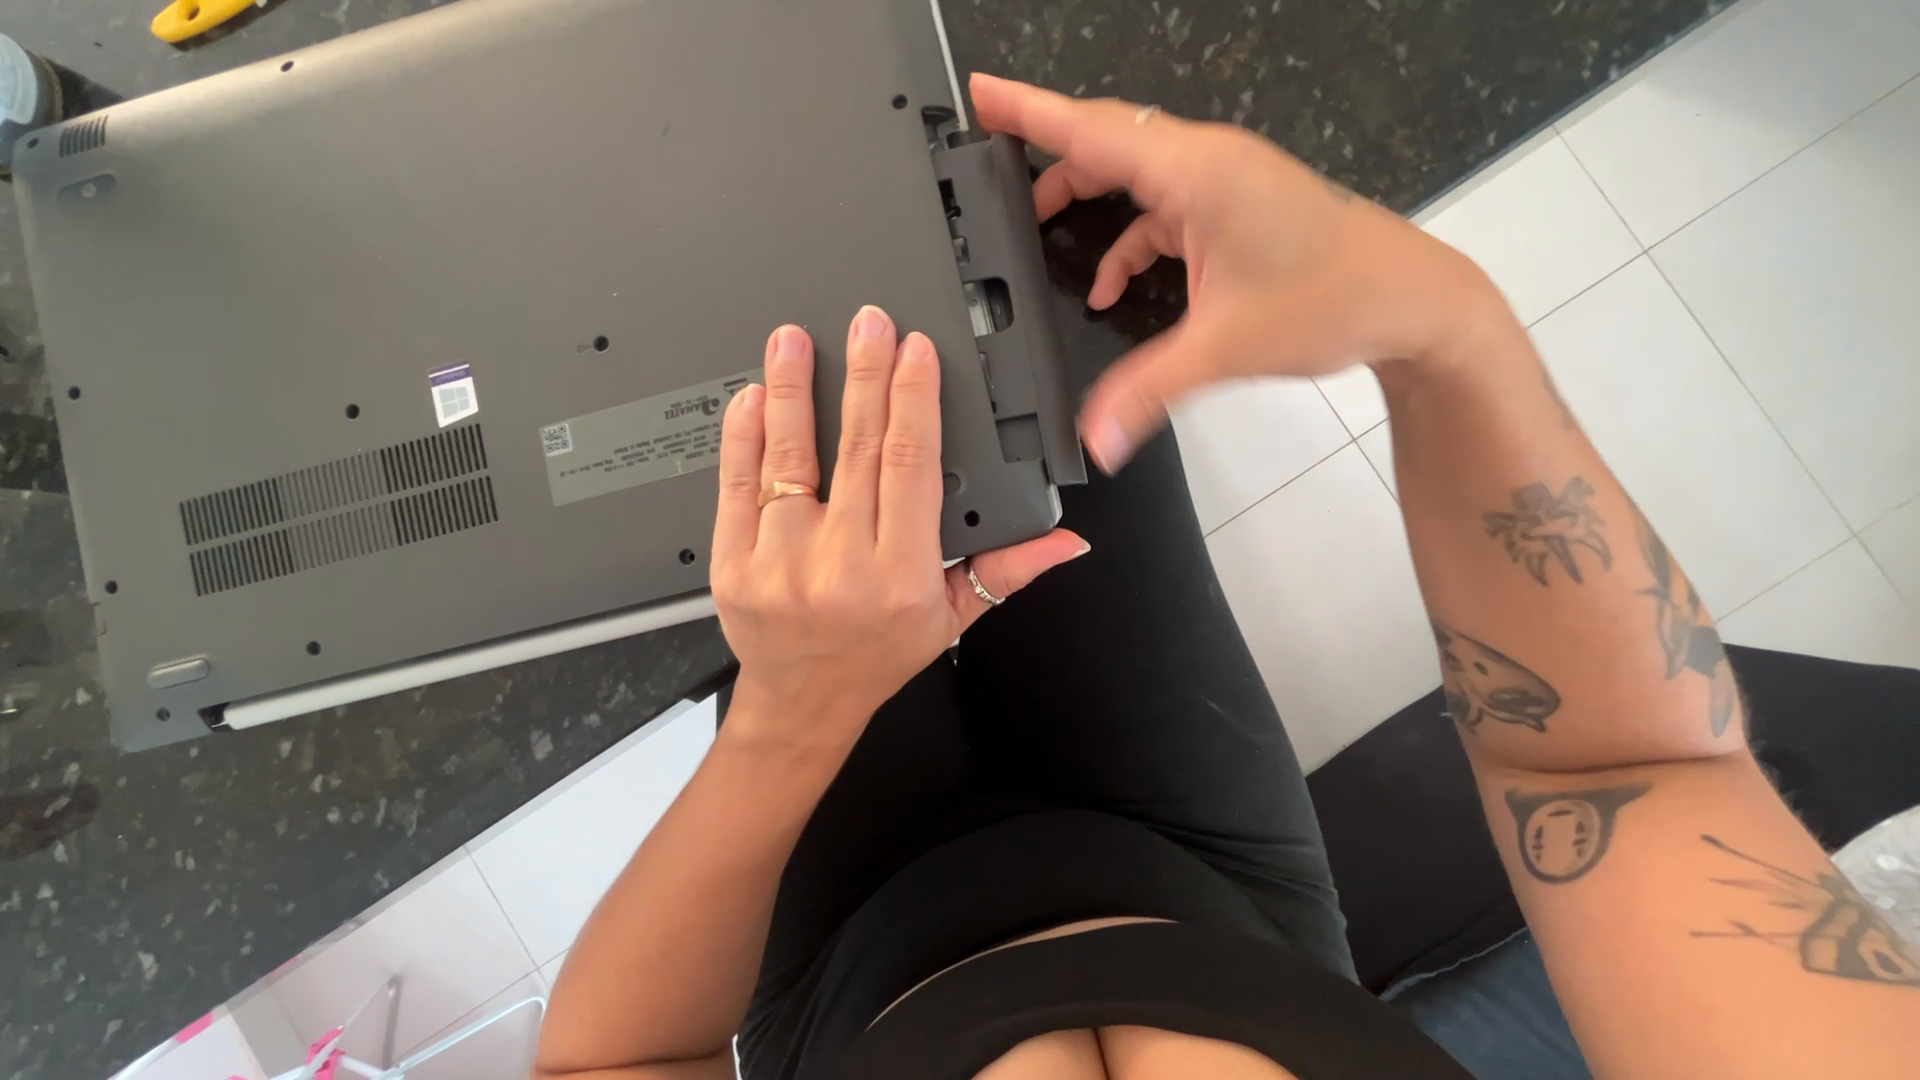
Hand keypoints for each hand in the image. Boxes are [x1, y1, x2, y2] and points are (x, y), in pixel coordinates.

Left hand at [712, 307, 1088, 746]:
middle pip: (856, 449)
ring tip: (794, 340)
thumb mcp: (952, 619)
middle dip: (865, 376)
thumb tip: (1064, 543)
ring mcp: (779, 562)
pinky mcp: (733, 562)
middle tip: (869, 325)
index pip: (911, 466)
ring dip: (794, 390)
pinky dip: (744, 437)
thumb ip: (1007, 572)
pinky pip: (737, 487)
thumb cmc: (877, 657)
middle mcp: (839, 566)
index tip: (914, 355)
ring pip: (790, 457)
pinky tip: (753, 399)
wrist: (804, 701)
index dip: (914, 401)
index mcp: (899, 574)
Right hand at [970, 73, 1510, 471]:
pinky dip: (1126, 242)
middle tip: (993, 161)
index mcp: (1198, 175)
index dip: (1028, 111)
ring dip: (1084, 200)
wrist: (1409, 302)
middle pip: (1104, 144)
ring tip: (1039, 228)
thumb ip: (1146, 392)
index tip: (983, 95)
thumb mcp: (1223, 349)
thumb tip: (1095, 435)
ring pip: (1131, 175)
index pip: (1092, 130)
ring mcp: (1220, 185)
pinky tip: (1111, 285)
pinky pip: (1159, 213)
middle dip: (1044, 155)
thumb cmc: (1338, 298)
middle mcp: (1207, 165)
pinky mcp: (1229, 209)